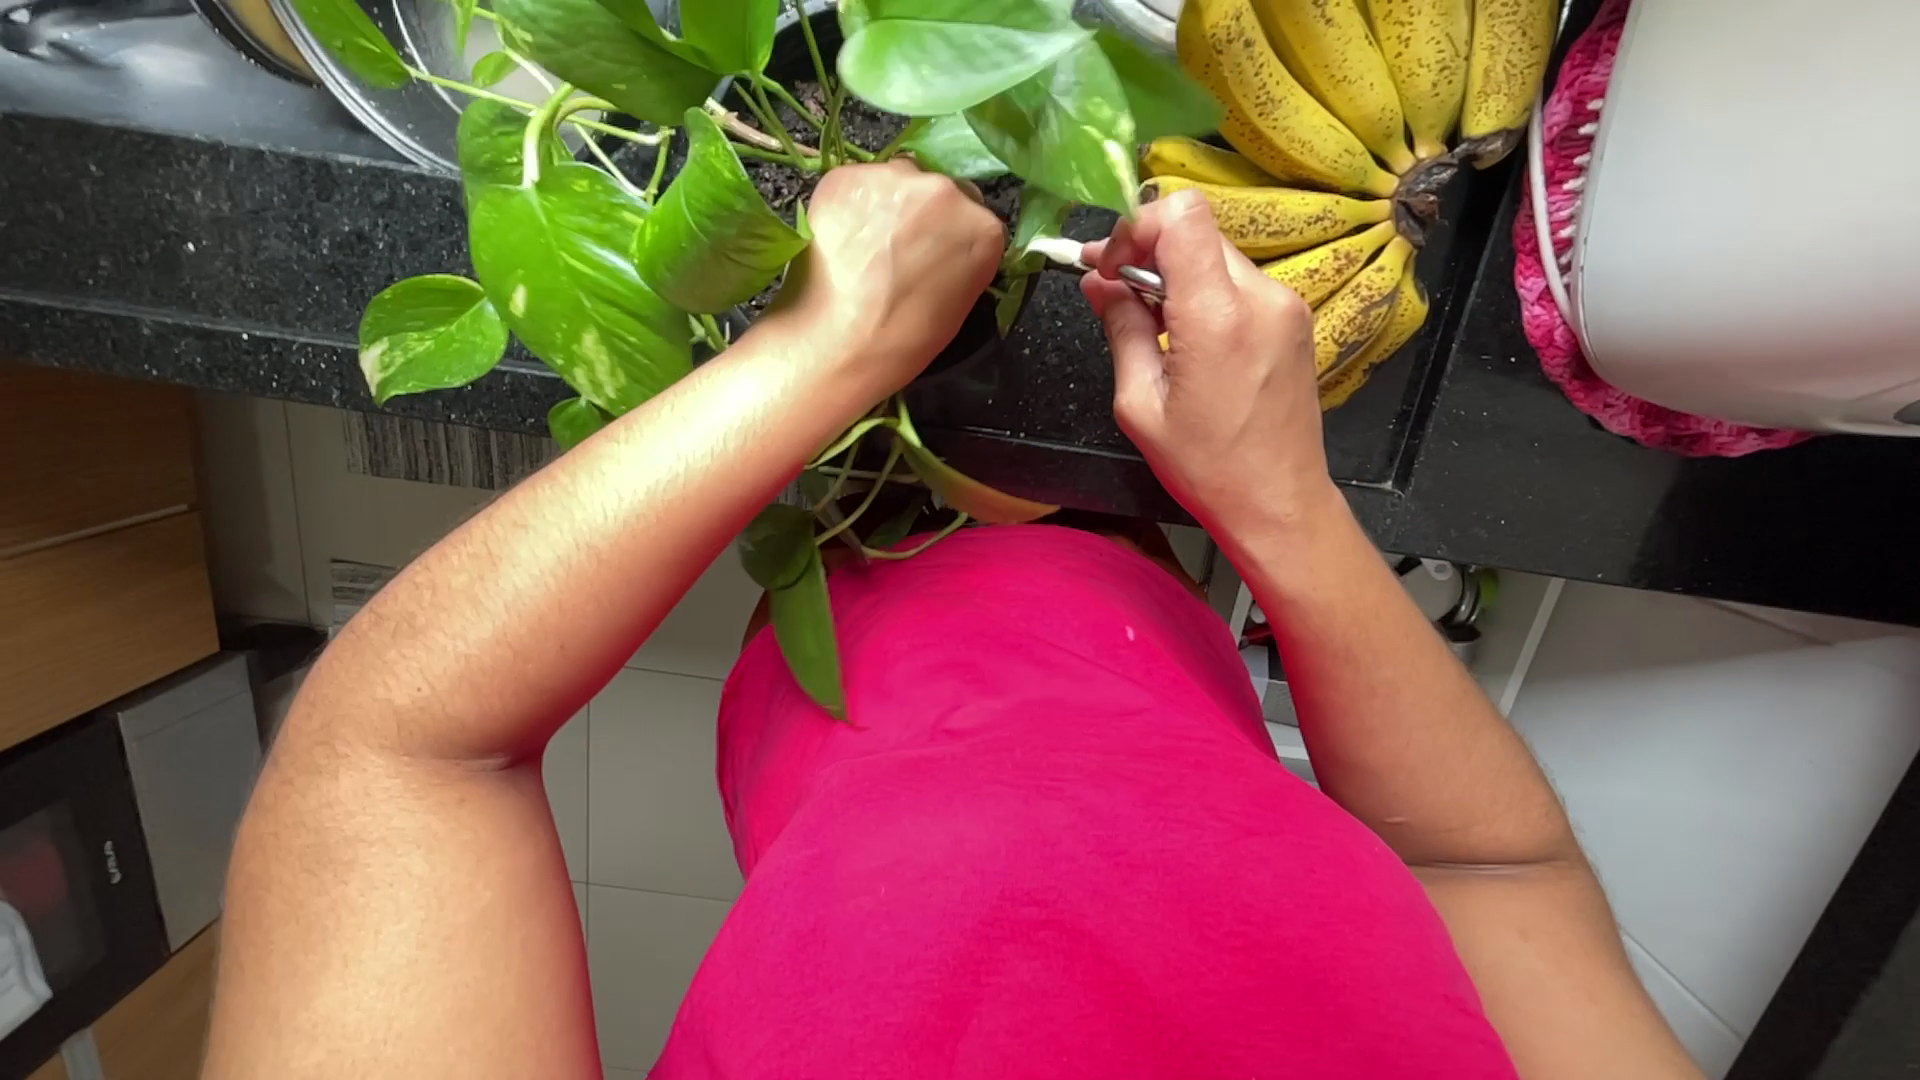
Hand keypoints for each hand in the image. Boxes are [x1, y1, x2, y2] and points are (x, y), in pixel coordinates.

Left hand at [771, 160, 1004, 395]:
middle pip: (937, 191)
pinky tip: (842, 241)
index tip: (936, 255)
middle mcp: (945, 191)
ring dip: (888, 205)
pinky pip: (855, 186)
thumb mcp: (958, 305)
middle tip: (899, 252)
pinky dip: (850, 207)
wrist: (842, 343)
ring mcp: (894, 178)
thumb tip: (944, 246)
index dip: (951, 236)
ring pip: (896, 182)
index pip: (974, 217)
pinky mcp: (848, 177)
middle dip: (922, 216)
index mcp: (982, 229)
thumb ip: (962, 260)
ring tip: (867, 247)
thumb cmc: (905, 339)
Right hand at [1081, 189, 1342, 540]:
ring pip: (1217, 255)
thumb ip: (1121, 330)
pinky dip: (1202, 291)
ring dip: (1174, 271)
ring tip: (1141, 313)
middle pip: (1198, 230)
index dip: (1136, 227)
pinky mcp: (1293, 320)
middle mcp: (1262, 297)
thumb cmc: (1205, 466)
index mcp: (1218, 317)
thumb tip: (1098, 284)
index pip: (1182, 215)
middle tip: (1109, 284)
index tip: (1110, 267)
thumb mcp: (1141, 404)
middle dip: (1147, 248)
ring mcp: (1285, 305)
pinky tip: (1180, 330)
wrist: (1277, 500)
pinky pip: (1238, 282)